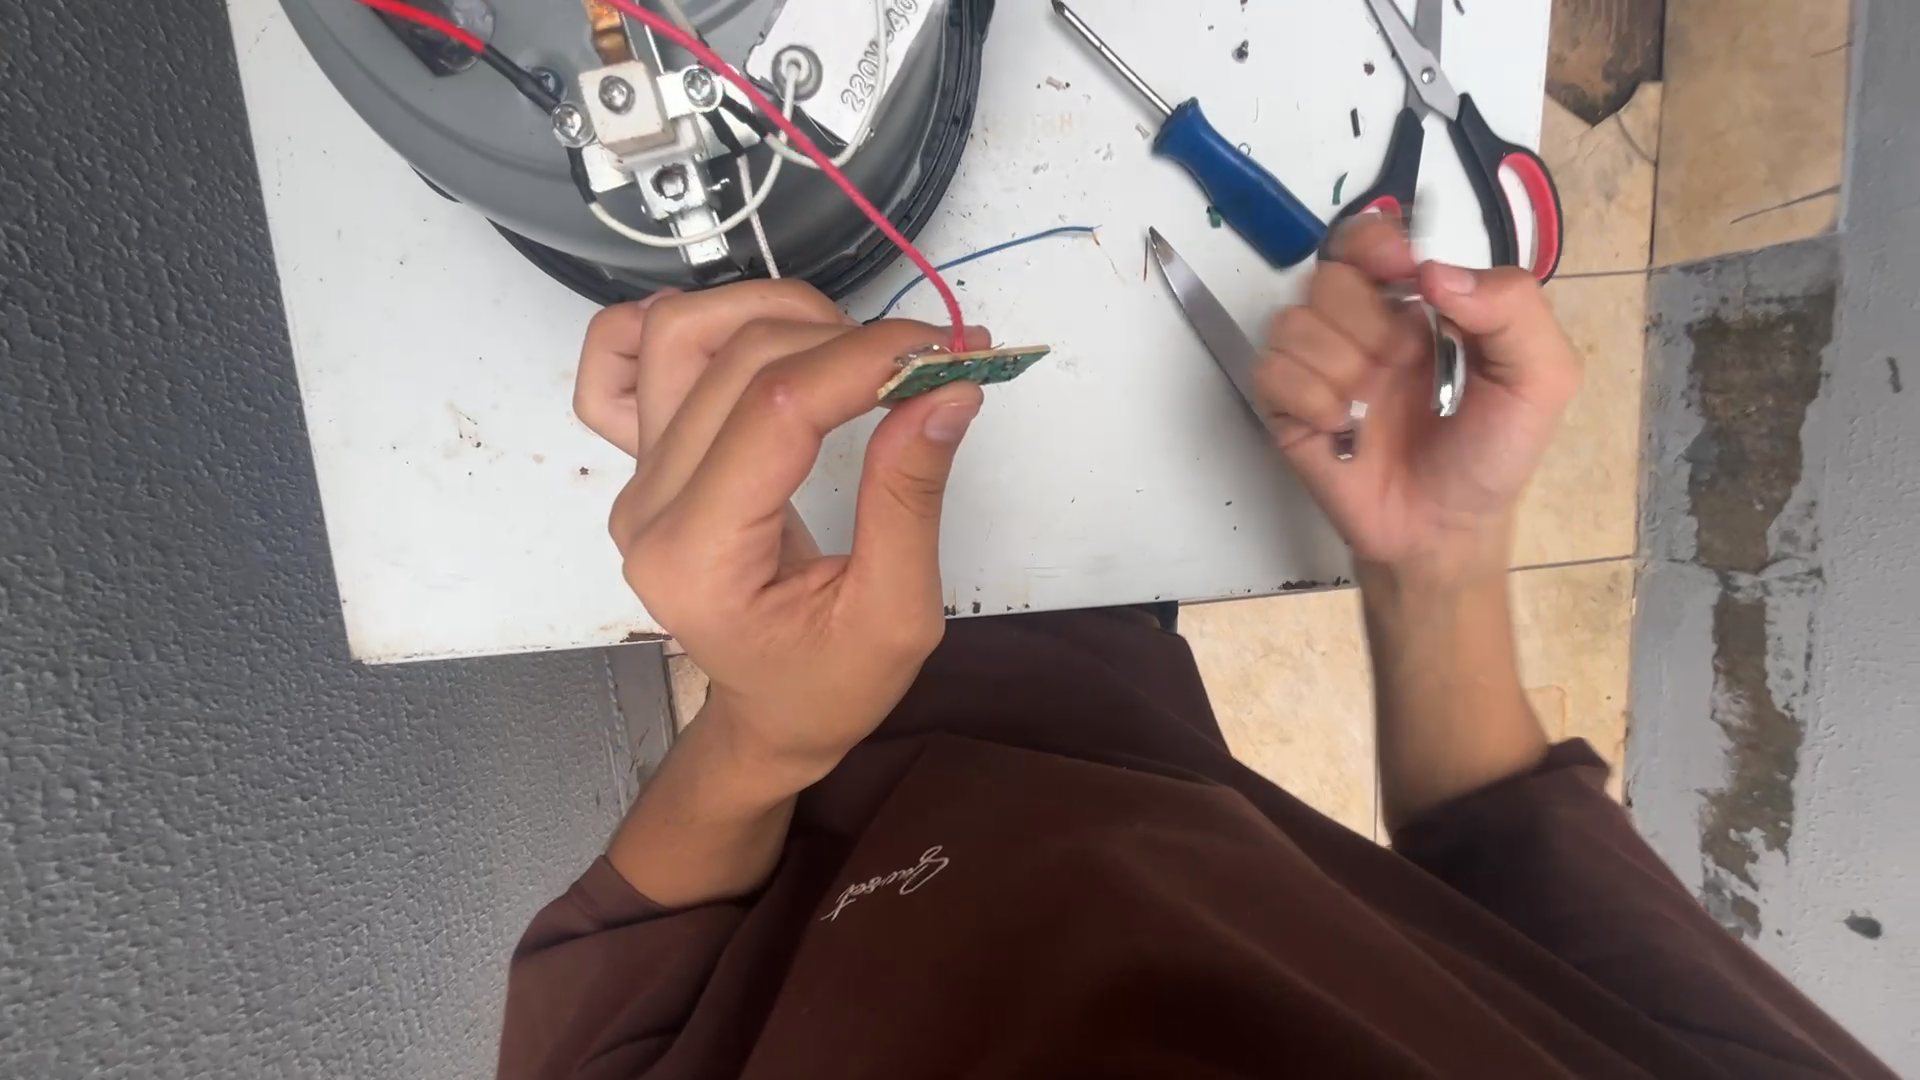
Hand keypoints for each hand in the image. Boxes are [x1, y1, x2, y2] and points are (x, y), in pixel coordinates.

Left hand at [575, 281, 989, 785]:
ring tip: (855, 353)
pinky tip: (749, 344)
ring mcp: (636, 480)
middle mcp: (649, 507)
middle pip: (737, 360)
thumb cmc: (831, 686)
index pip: (776, 409)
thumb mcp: (897, 615)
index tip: (950, 350)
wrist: (770, 713)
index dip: (868, 360)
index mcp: (702, 559)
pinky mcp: (644, 464)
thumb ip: (909, 499)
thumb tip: (946, 389)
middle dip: (849, 338)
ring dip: (778, 316)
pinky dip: (682, 329)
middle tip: (929, 362)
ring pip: (679, 334)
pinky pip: (622, 361)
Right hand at [1256, 217, 1581, 582]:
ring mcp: (1315, 368)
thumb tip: (1432, 272)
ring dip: (1337, 367)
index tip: (1399, 274)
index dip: (1372, 244)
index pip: (1368, 240)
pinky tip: (1337, 427)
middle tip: (1399, 371)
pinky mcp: (1282, 407)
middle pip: (1326, 279)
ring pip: (1291, 323)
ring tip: (1367, 408)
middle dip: (1366, 326)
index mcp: (1414, 305)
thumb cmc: (1490, 454)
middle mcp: (1358, 327)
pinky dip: (1305, 398)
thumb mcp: (1540, 377)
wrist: (1439, 528)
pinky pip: (1269, 372)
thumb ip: (1511, 308)